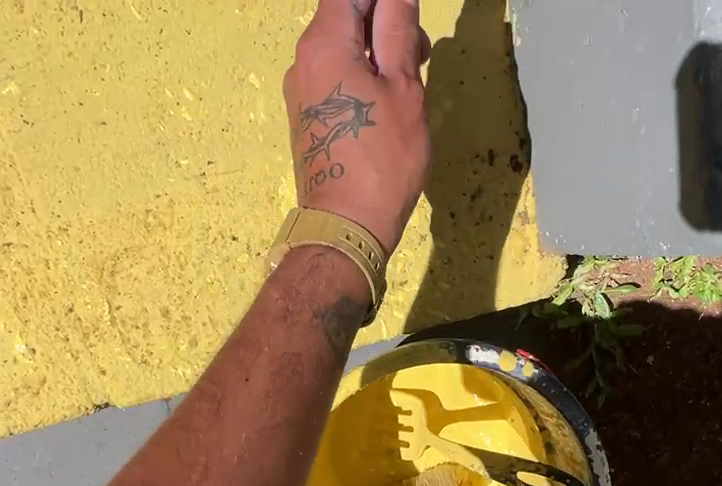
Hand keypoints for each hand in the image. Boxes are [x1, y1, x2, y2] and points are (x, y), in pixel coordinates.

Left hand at [283, 0, 431, 253]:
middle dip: (384, 21)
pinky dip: (361, 78)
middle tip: (421, 52)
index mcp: (324, 43)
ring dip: (376, 53)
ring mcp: (300, 93)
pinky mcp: (306, 120)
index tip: (409, 16)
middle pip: (344, 16)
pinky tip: (385, 106)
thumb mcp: (404, 91)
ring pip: (340, 50)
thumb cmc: (383, 162)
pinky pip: (334, 80)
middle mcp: (302, 61)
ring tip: (408, 83)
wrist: (347, 228)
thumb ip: (399, 32)